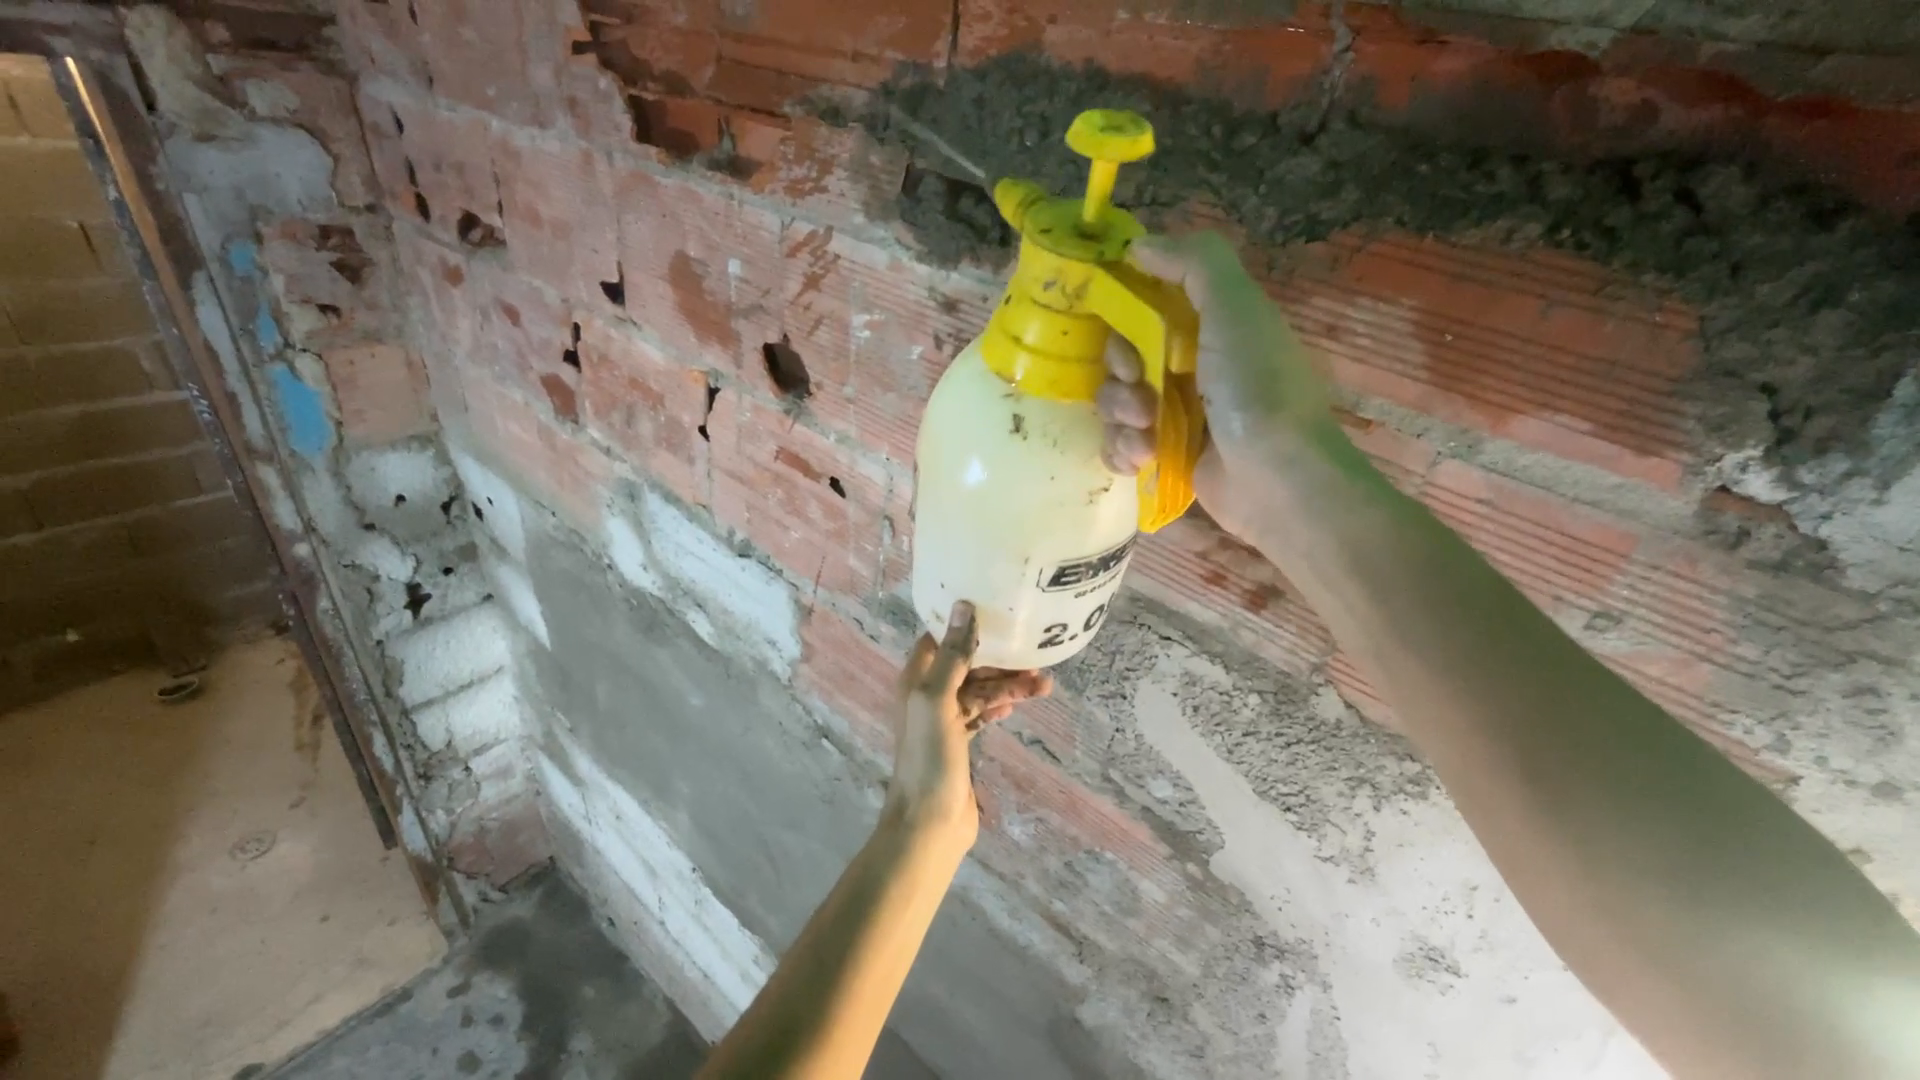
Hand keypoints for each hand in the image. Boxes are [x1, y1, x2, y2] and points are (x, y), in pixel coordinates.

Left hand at [886, 601, 1051, 846]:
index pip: (940, 638)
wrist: (930, 823)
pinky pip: (981, 713)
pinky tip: (1017, 706)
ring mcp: (943, 720)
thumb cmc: (929, 759)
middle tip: (1036, 659)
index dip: (966, 625)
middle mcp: (927, 694)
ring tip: (1044, 686)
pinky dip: (999, 706)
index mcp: (916, 679)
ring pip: (979, 690)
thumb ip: (952, 656)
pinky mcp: (958, 743)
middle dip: (999, 659)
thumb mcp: (938, 701)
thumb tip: (964, 607)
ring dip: (1008, 685)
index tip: (999, 612)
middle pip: (967, 664)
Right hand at [1098, 232, 1342, 537]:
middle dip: (1119, 378)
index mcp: (1207, 326)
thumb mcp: (1236, 308)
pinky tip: (1141, 460)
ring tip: (1147, 436)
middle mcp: (1188, 367)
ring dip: (1120, 418)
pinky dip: (1121, 452)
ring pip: (1114, 405)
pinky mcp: (1165, 457)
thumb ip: (1194, 263)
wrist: (1278, 479)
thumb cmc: (1257, 387)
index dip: (1122, 319)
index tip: (1124, 337)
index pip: (1143, 308)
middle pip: (1120, 359)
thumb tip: (1137, 244)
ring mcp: (1175, 415)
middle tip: (1140, 394)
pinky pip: (1118, 445)